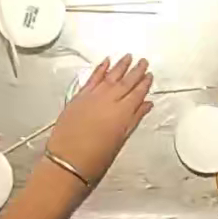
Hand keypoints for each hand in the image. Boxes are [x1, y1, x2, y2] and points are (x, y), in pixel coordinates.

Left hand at [47, 55, 152, 183]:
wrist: (67, 162)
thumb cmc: (96, 158)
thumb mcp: (120, 140)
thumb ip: (134, 119)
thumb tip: (146, 105)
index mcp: (122, 113)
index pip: (137, 93)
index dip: (144, 84)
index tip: (150, 75)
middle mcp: (108, 100)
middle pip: (125, 82)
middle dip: (135, 71)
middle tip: (144, 61)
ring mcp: (92, 97)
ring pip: (109, 76)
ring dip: (120, 66)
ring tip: (128, 56)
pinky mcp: (78, 97)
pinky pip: (91, 78)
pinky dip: (99, 69)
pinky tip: (105, 62)